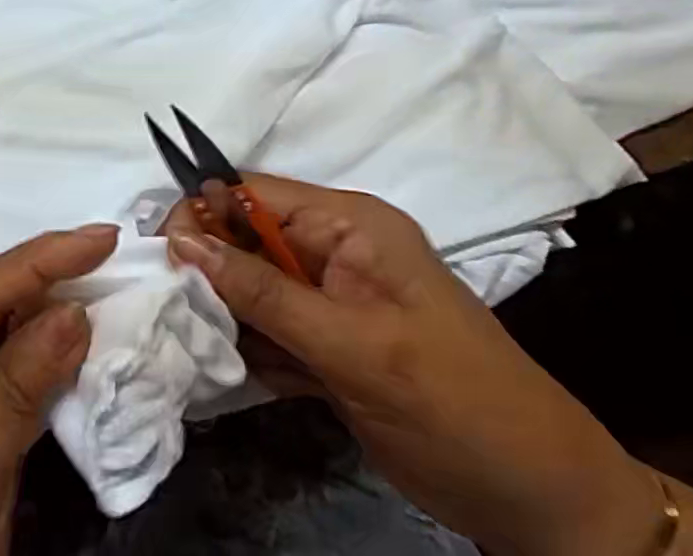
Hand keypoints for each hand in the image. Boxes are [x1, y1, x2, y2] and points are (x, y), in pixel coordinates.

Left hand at [0, 224, 117, 555]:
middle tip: (117, 246)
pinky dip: (64, 329)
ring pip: (18, 309)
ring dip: (66, 291)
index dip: (44, 259)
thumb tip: (74, 311)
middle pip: (1, 290)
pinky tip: (93, 313)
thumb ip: (18, 385)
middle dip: (58, 267)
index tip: (103, 238)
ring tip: (114, 268)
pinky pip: (29, 340)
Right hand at [167, 177, 664, 555]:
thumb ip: (264, 292)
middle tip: (168, 310)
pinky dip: (247, 350)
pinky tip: (230, 374)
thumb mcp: (354, 345)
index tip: (158, 255)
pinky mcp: (326, 344)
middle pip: (246, 240)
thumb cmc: (454, 402)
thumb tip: (182, 240)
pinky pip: (267, 330)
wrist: (534, 497)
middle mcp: (335, 250)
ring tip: (193, 345)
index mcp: (350, 224)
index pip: (254, 195)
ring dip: (223, 315)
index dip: (203, 213)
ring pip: (250, 288)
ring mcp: (330, 300)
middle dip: (208, 271)